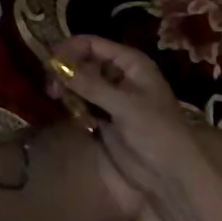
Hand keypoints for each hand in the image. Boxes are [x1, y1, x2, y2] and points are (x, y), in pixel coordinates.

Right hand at [46, 35, 190, 186]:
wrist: (170, 176)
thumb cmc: (156, 133)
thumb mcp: (125, 106)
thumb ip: (90, 85)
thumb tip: (56, 66)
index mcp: (130, 63)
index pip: (92, 44)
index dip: (70, 50)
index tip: (51, 64)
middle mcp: (118, 74)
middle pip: (81, 61)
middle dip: (65, 71)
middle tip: (52, 87)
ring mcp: (109, 96)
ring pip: (77, 82)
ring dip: (66, 89)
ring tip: (57, 99)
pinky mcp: (102, 116)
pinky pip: (79, 102)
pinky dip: (73, 106)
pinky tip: (75, 117)